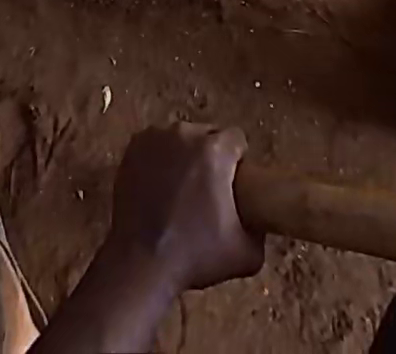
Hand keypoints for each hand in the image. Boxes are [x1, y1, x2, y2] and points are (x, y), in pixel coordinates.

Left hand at [106, 123, 264, 292]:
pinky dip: (159, 158)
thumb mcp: (245, 254)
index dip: (237, 160)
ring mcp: (156, 137)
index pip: (237, 139)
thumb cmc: (194, 255)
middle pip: (208, 135)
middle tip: (206, 191)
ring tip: (178, 190)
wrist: (140, 263)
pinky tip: (158, 185)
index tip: (232, 184)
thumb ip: (261, 232)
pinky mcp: (134, 147)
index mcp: (216, 149)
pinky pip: (156, 144)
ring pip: (180, 139)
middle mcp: (186, 133)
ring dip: (184, 155)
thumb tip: (259, 222)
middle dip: (210, 156)